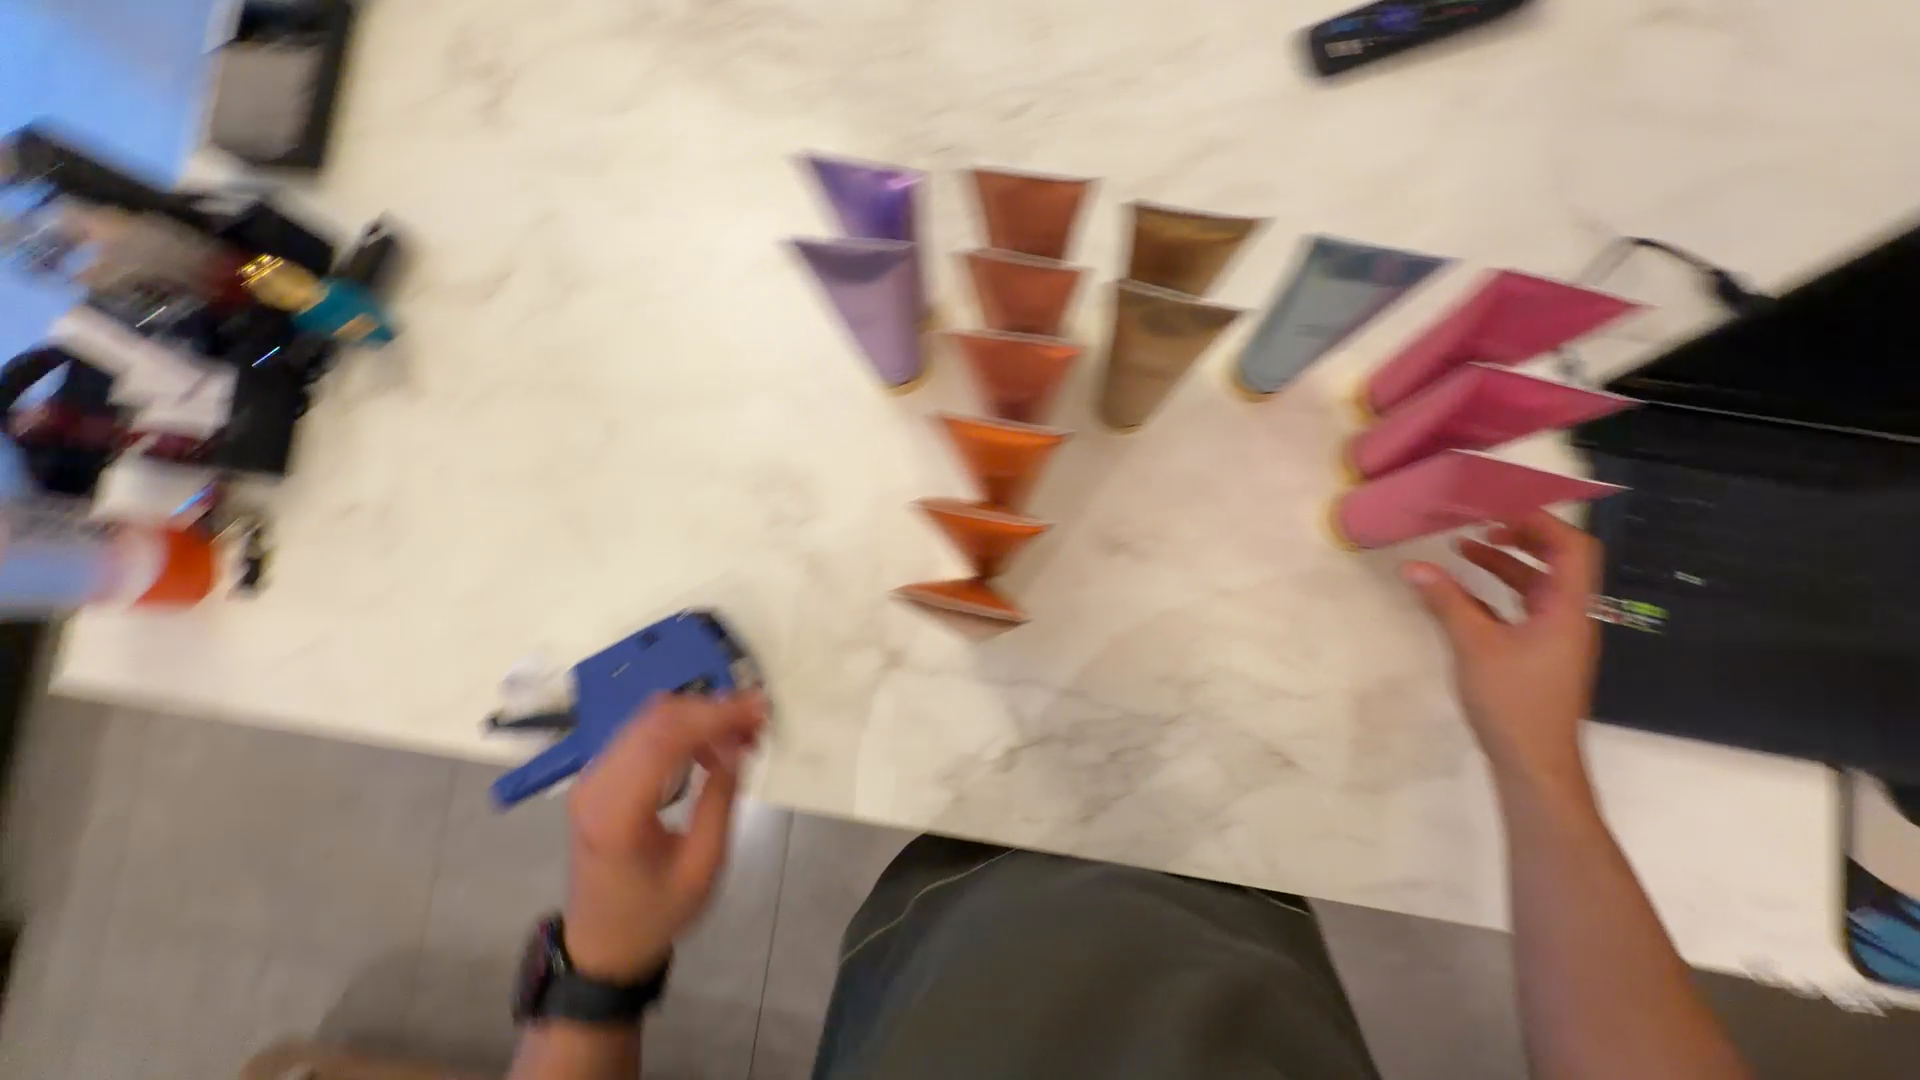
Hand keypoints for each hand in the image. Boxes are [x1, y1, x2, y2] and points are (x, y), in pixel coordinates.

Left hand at [561, 693, 767, 979]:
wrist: (602, 944)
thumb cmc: (656, 913)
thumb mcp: (703, 866)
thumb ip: (719, 800)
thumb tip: (737, 746)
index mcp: (617, 813)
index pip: (665, 739)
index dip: (715, 715)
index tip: (759, 711)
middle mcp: (596, 785)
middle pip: (657, 719)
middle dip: (712, 710)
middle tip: (757, 722)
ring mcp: (592, 778)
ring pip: (650, 720)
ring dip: (698, 716)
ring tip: (741, 733)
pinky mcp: (599, 777)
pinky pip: (642, 734)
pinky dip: (682, 729)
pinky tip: (711, 745)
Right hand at [1401, 511, 1599, 786]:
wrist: (1534, 761)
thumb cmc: (1513, 700)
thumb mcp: (1474, 645)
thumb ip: (1446, 601)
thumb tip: (1413, 566)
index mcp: (1567, 609)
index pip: (1571, 547)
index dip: (1539, 522)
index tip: (1497, 508)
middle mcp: (1569, 617)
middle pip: (1557, 561)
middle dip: (1520, 537)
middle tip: (1480, 523)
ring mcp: (1556, 637)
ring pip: (1536, 586)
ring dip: (1504, 564)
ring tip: (1462, 550)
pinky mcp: (1539, 654)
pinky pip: (1521, 609)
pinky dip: (1495, 594)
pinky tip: (1461, 595)